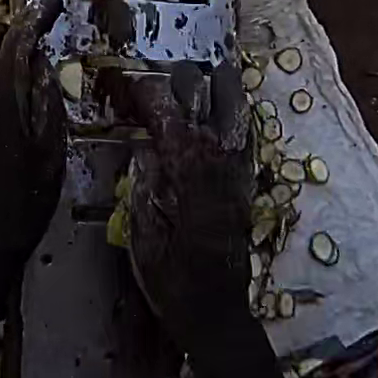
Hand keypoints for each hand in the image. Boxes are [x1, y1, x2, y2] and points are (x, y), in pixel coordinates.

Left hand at [0, 0, 66, 320]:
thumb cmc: (23, 204)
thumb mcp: (50, 154)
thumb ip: (46, 103)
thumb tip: (42, 65)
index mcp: (3, 103)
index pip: (16, 44)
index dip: (34, 18)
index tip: (51, 3)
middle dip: (2, 29)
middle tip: (28, 30)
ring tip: (20, 57)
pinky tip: (6, 91)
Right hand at [125, 69, 292, 377]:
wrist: (215, 311)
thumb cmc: (169, 274)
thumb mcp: (142, 231)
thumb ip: (144, 184)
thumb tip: (143, 146)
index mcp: (187, 172)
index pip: (168, 118)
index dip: (149, 95)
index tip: (131, 80)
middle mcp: (217, 166)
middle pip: (207, 110)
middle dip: (190, 83)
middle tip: (173, 66)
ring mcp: (236, 176)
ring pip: (234, 121)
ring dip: (223, 94)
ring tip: (217, 69)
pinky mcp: (245, 189)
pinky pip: (245, 144)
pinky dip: (239, 122)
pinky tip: (234, 116)